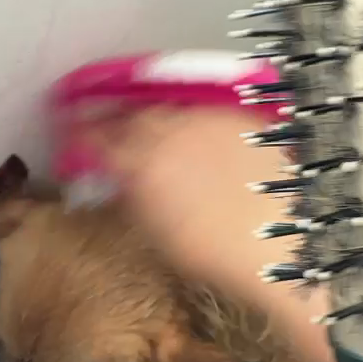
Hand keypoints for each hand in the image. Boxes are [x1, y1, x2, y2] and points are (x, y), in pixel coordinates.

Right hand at [91, 107, 337, 361]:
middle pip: (131, 115)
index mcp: (142, 163)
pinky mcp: (240, 120)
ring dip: (150, 117)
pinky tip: (189, 135)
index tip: (75, 137)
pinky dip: (186, 119)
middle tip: (103, 126)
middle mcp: (171, 132)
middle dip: (113, 119)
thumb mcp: (159, 233)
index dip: (83, 135)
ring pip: (166, 108)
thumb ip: (133, 196)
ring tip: (144, 129)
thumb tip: (118, 182)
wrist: (287, 244)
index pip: (99, 138)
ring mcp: (208, 122)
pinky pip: (200, 111)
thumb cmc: (218, 253)